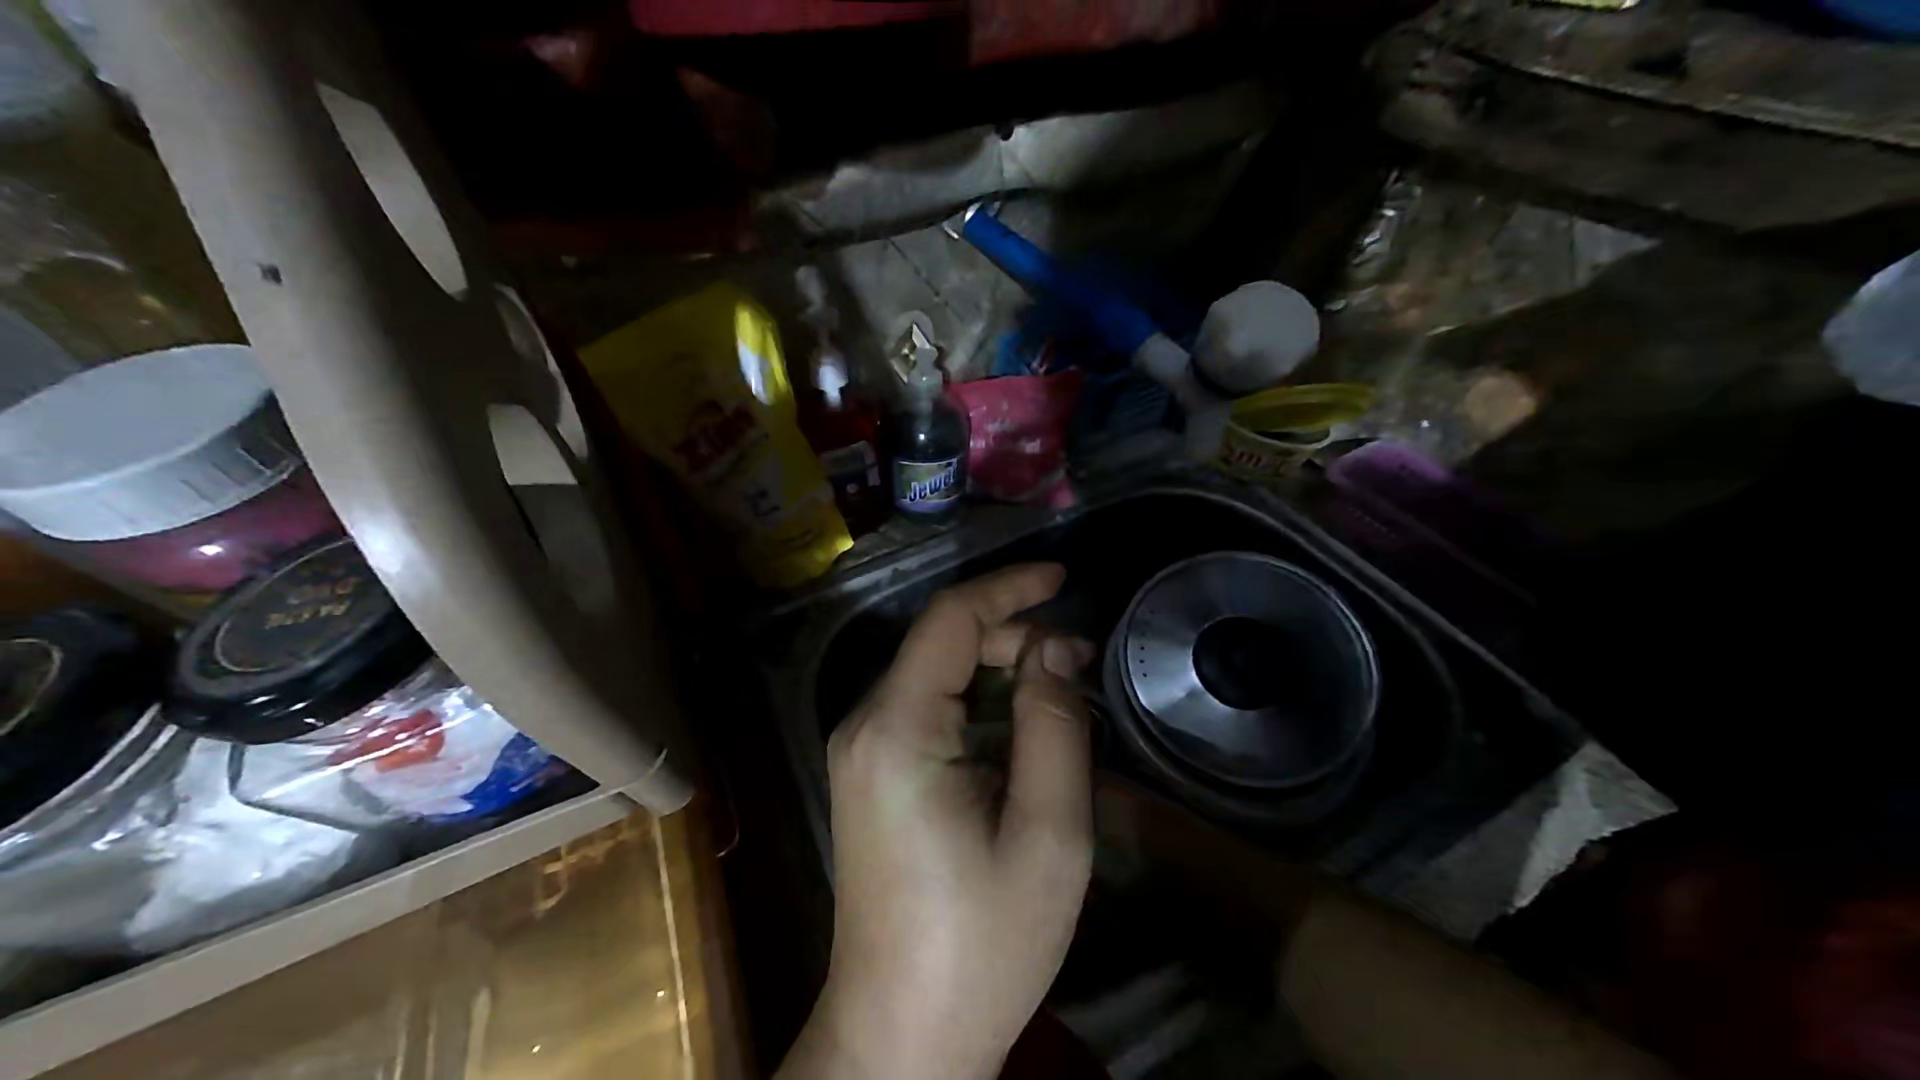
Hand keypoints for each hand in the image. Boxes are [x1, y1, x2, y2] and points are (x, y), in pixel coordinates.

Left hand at [778, 564, 1097, 1079]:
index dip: (1008, 587)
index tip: (1062, 578)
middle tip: (1080, 663)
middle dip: (1012, 635)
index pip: (951, 619)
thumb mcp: (1047, 833)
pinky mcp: (871, 774)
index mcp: (899, 728)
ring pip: (936, 675)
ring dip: (999, 670)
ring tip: (1062, 693)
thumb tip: (1054, 647)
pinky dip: (978, 703)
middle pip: (942, 643)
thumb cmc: (983, 943)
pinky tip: (1021, 730)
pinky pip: (927, 710)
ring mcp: (861, 750)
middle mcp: (865, 724)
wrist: (901, 1031)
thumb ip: (1053, 724)